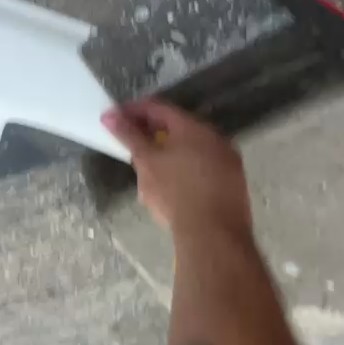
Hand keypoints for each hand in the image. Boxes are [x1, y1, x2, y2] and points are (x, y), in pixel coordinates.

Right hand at [102, 101, 252, 240]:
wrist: (214, 237)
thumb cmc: (175, 192)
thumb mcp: (145, 160)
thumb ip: (127, 134)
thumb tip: (110, 115)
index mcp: (194, 128)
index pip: (157, 107)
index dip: (132, 110)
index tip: (114, 119)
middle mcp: (216, 139)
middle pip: (176, 125)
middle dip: (149, 130)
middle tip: (128, 140)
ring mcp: (229, 162)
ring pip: (191, 145)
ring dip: (167, 147)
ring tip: (146, 161)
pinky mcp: (234, 183)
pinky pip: (203, 162)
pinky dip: (184, 163)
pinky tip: (170, 178)